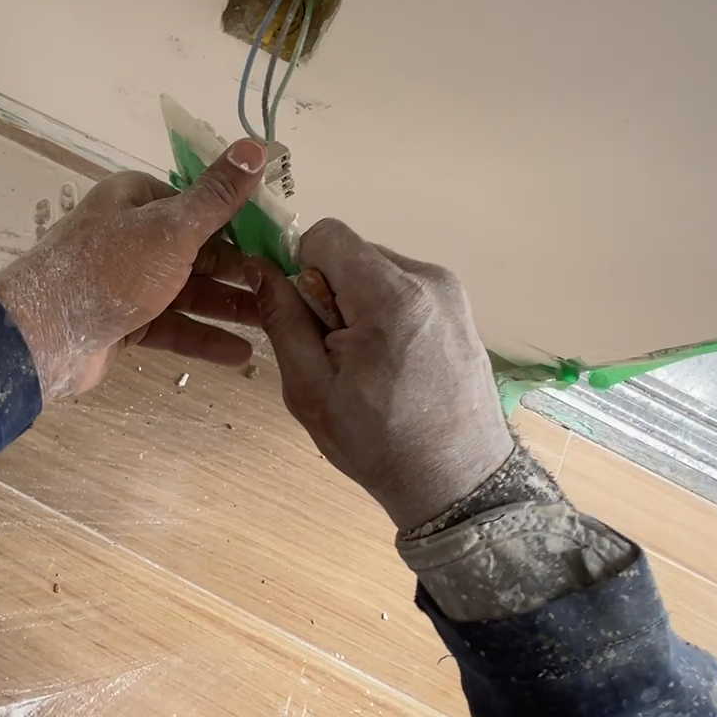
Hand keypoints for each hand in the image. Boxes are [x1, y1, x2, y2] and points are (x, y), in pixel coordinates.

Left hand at [0, 139, 267, 399]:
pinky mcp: (124, 321)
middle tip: (285, 287)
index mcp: (137, 200)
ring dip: (228, 306)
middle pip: (197, 250)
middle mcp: (131, 236)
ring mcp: (127, 281)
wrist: (43, 337)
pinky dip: (203, 337)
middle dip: (240, 270)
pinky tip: (240, 354)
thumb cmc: (109, 270)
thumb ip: (217, 196)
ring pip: (188, 291)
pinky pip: (172, 325)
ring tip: (272, 322)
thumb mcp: (170, 228)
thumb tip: (255, 146)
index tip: (279, 240)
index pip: (198, 205)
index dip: (240, 222)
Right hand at [252, 219, 513, 529]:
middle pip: (352, 252)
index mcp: (391, 295)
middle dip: (330, 289)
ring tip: (365, 361)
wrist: (459, 482)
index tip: (307, 316)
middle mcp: (427, 279)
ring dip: (356, 302)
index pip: (327, 234)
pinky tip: (391, 360)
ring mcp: (449, 291)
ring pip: (375, 269)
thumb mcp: (309, 387)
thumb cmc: (377, 442)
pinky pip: (401, 287)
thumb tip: (258, 266)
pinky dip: (383, 311)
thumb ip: (282, 317)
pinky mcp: (458, 306)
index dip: (301, 266)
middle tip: (334, 350)